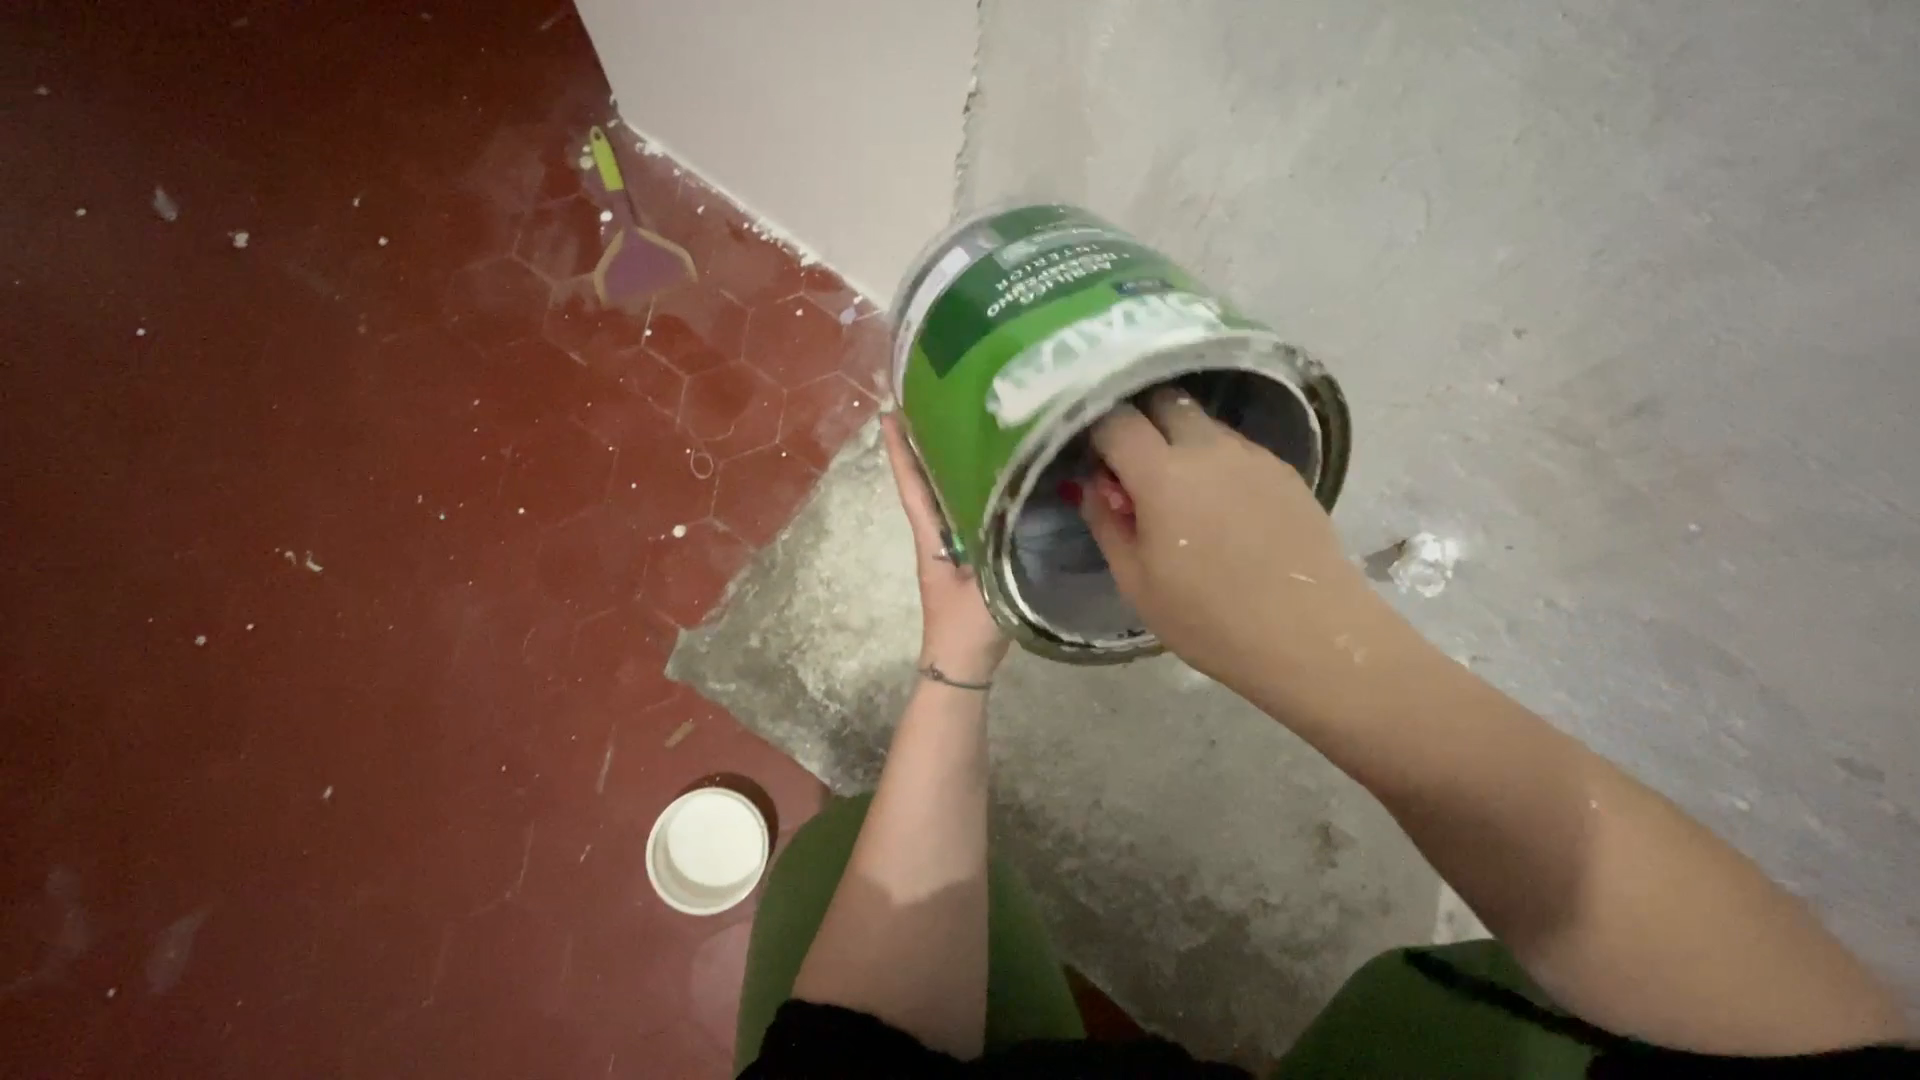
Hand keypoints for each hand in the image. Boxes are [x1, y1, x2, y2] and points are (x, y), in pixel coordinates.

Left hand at [882, 413, 1010, 684]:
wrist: (961, 669)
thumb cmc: (967, 630)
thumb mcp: (988, 588)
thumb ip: (1001, 550)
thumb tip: (1020, 506)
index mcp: (931, 540)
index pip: (912, 487)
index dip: (900, 451)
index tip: (888, 413)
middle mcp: (935, 537)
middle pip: (924, 483)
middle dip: (921, 445)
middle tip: (927, 403)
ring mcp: (948, 549)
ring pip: (942, 497)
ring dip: (941, 464)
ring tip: (955, 427)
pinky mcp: (965, 559)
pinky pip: (962, 515)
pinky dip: (965, 490)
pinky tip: (986, 478)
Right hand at [1078, 389, 1384, 690]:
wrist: (1309, 635)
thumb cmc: (1208, 618)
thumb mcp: (1136, 582)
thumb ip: (1106, 523)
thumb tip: (1093, 486)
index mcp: (1162, 474)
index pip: (1115, 420)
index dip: (1095, 432)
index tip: (1093, 461)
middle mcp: (1208, 448)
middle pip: (1163, 401)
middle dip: (1139, 421)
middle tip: (1132, 468)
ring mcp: (1252, 455)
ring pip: (1203, 423)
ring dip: (1180, 442)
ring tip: (1181, 495)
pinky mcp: (1284, 470)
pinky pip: (1236, 448)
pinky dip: (1216, 462)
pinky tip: (1222, 509)